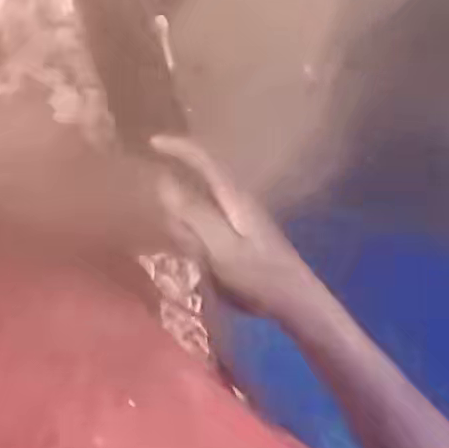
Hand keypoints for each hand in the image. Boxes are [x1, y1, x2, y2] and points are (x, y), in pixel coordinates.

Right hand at [151, 135, 320, 319]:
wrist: (300, 305)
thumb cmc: (259, 276)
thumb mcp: (222, 247)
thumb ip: (193, 213)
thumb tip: (163, 180)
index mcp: (233, 196)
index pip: (204, 158)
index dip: (177, 146)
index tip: (151, 142)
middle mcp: (238, 198)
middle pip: (204, 170)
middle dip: (178, 164)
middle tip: (149, 173)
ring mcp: (242, 214)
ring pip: (205, 191)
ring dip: (183, 193)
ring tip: (162, 208)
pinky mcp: (242, 231)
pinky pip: (208, 209)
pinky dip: (190, 211)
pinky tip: (183, 230)